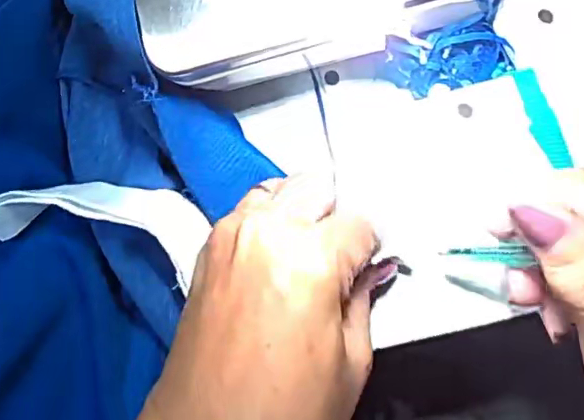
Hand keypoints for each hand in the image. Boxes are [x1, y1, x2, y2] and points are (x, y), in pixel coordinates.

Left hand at [140, 176, 390, 419]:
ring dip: (299, 208)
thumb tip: (372, 268)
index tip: (371, 259)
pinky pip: (249, 207)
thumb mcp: (349, 364)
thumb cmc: (278, 409)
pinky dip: (268, 218)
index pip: (359, 221)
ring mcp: (235, 230)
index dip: (371, 244)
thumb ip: (363, 299)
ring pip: (281, 188)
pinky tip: (276, 253)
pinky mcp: (211, 240)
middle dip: (335, 216)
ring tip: (307, 249)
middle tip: (341, 254)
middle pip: (318, 187)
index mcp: (311, 258)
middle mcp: (269, 230)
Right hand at [501, 169, 583, 419]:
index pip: (582, 192)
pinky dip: (571, 272)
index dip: (532, 209)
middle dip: (540, 244)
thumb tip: (531, 210)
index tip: (501, 244)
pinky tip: (568, 307)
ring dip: (551, 262)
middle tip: (524, 292)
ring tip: (547, 309)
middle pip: (579, 207)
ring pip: (581, 226)